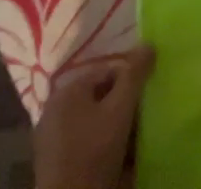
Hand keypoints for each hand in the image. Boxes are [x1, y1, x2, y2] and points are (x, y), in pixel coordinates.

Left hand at [34, 47, 154, 188]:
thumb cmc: (94, 150)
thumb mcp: (120, 109)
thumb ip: (135, 75)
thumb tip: (148, 43)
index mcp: (67, 90)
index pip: (108, 70)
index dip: (131, 80)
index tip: (146, 97)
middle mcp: (55, 106)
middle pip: (100, 94)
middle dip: (123, 103)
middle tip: (141, 117)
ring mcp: (52, 134)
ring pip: (93, 117)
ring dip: (113, 123)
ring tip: (131, 137)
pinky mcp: (54, 157)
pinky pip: (84, 137)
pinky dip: (100, 140)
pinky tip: (114, 153)